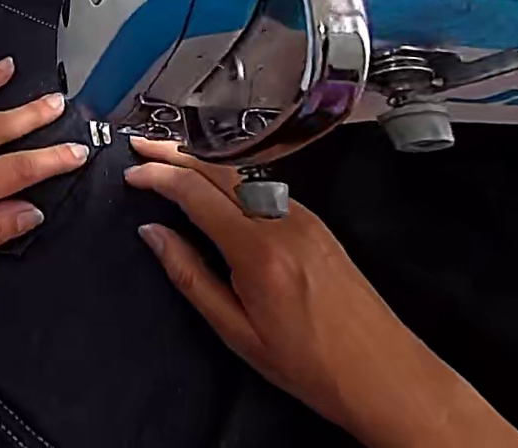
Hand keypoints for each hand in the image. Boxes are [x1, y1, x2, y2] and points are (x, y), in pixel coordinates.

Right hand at [126, 138, 517, 447]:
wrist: (384, 371)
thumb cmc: (313, 363)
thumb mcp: (238, 332)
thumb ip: (190, 276)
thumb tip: (155, 236)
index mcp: (257, 249)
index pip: (195, 192)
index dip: (158, 176)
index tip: (133, 174)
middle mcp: (280, 218)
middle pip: (215, 167)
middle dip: (173, 151)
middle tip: (142, 147)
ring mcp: (299, 212)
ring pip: (237, 170)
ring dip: (199, 159)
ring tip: (168, 159)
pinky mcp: (311, 216)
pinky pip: (259, 183)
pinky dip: (227, 175)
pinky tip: (213, 182)